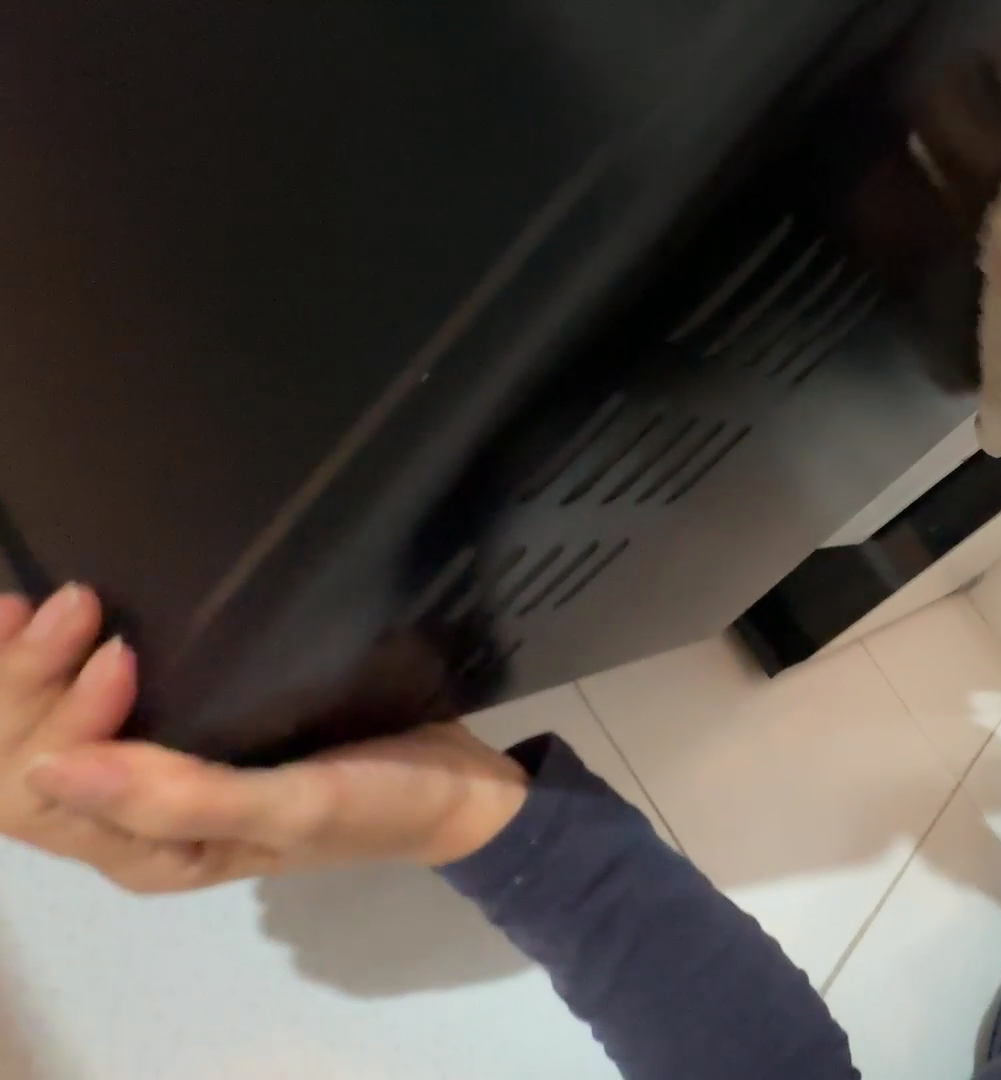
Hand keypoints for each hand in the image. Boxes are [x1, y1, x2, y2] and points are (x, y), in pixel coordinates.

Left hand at [0, 584, 528, 892]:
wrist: (460, 790)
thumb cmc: (385, 803)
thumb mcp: (299, 808)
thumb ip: (185, 800)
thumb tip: (54, 769)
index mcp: (151, 852)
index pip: (41, 793)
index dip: (59, 719)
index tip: (126, 651)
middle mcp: (140, 821)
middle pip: (28, 761)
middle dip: (24, 684)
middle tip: (68, 602)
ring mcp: (173, 779)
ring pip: (56, 735)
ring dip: (29, 674)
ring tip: (35, 604)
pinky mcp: (211, 742)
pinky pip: (114, 715)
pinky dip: (74, 673)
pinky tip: (85, 632)